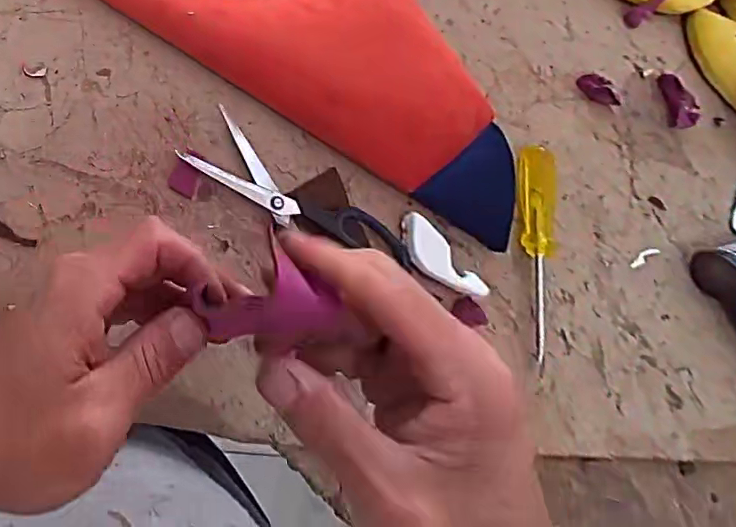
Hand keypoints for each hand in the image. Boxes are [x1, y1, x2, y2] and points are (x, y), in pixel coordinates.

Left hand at [0, 218, 227, 524]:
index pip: (155, 240)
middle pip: (148, 253)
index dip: (197, 260)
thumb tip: (200, 318)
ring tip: (207, 329)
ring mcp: (65, 293)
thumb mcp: (98, 414)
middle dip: (192, 278)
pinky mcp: (60, 314)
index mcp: (83, 285)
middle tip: (227, 318)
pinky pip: (116, 295)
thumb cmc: (17, 442)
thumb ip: (154, 358)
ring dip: (174, 295)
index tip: (226, 300)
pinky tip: (168, 338)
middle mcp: (75, 275)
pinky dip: (149, 309)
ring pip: (135, 274)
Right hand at [255, 231, 548, 526]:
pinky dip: (335, 352)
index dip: (336, 263)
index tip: (286, 245)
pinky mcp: (426, 383)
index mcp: (466, 367)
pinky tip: (303, 363)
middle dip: (323, 294)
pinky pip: (373, 350)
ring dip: (322, 325)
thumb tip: (272, 369)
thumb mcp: (390, 491)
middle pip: (383, 298)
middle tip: (268, 302)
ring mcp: (442, 366)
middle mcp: (458, 352)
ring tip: (275, 341)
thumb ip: (329, 425)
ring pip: (372, 320)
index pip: (393, 292)